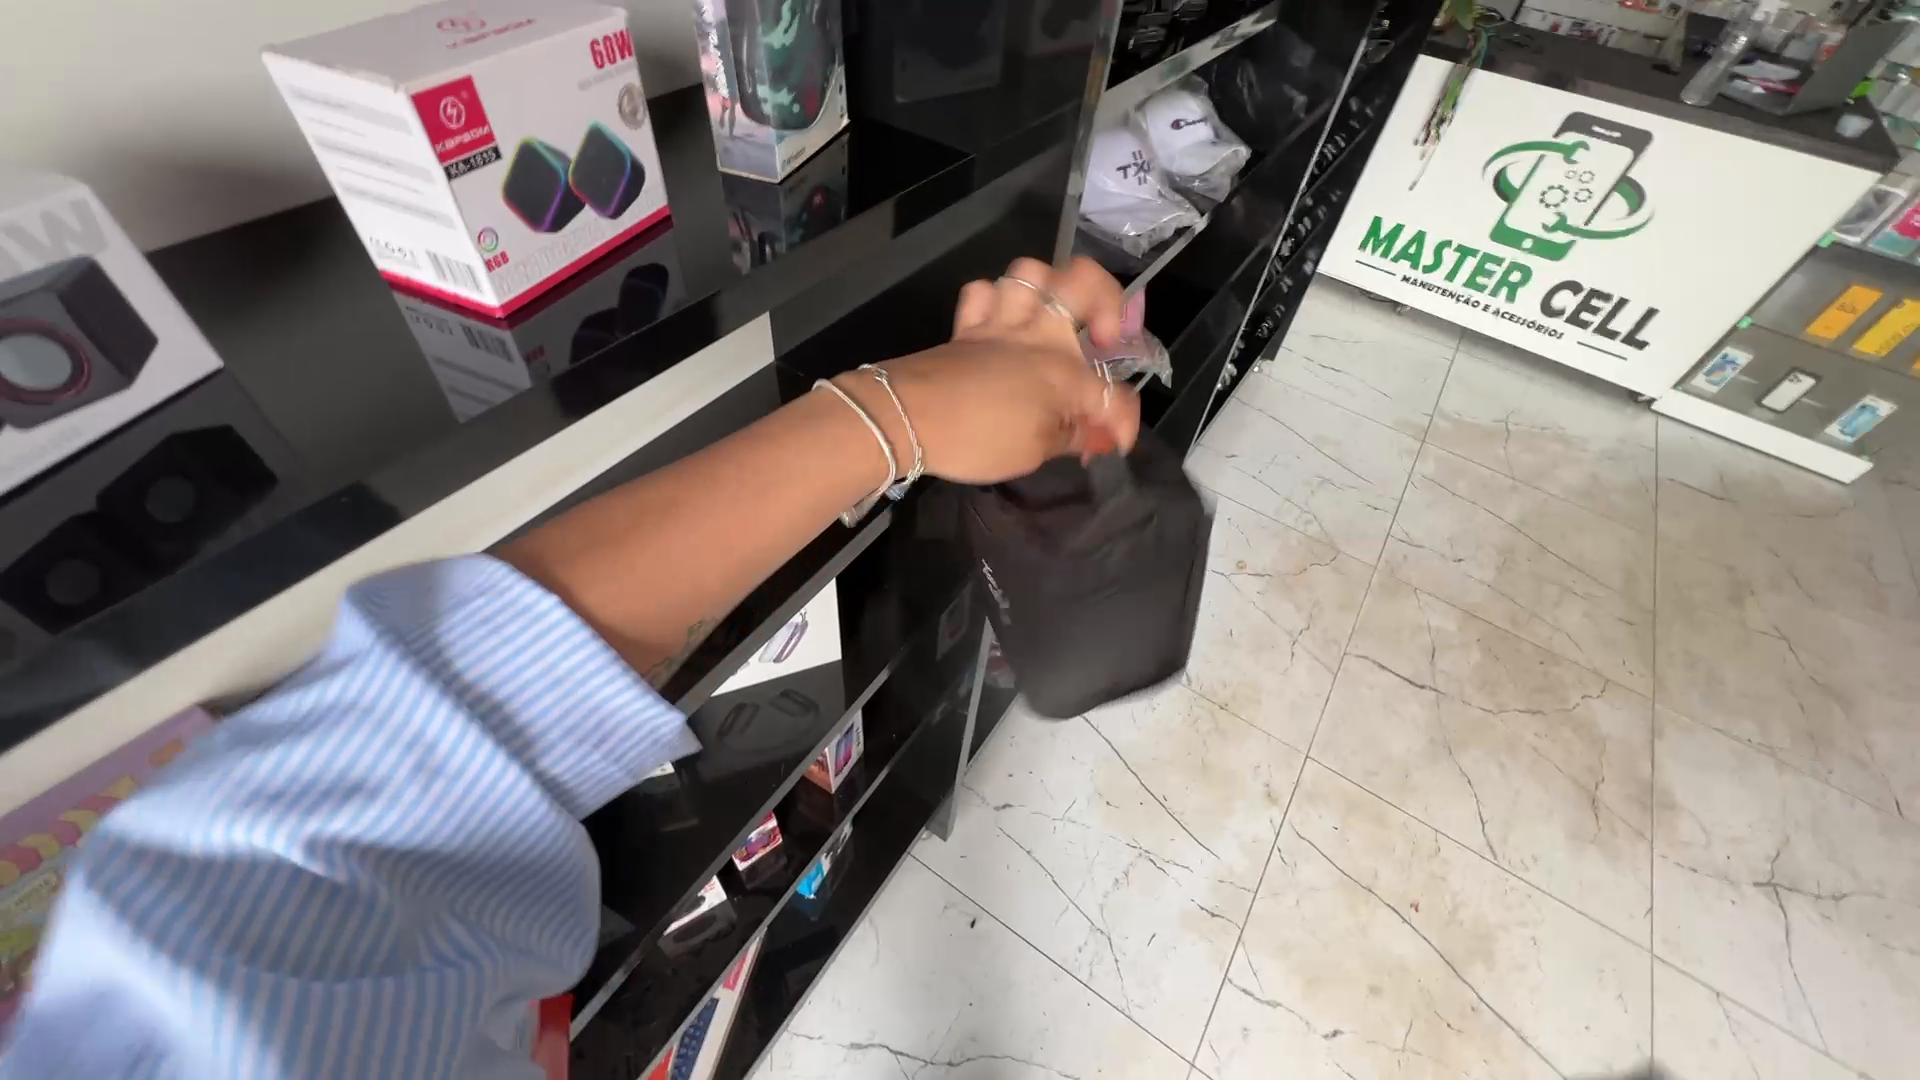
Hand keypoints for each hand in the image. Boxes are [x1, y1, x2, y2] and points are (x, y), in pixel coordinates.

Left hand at [844, 257, 1142, 485]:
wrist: (906, 418)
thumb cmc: (977, 440)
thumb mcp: (1035, 453)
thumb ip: (1073, 437)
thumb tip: (1101, 437)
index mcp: (1065, 372)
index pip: (1114, 394)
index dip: (1124, 424)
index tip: (1116, 446)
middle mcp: (1039, 336)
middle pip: (1085, 282)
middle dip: (1107, 300)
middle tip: (1103, 336)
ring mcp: (999, 326)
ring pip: (1030, 273)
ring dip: (1047, 288)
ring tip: (1051, 318)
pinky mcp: (966, 329)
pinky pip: (981, 293)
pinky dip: (993, 301)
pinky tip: (999, 322)